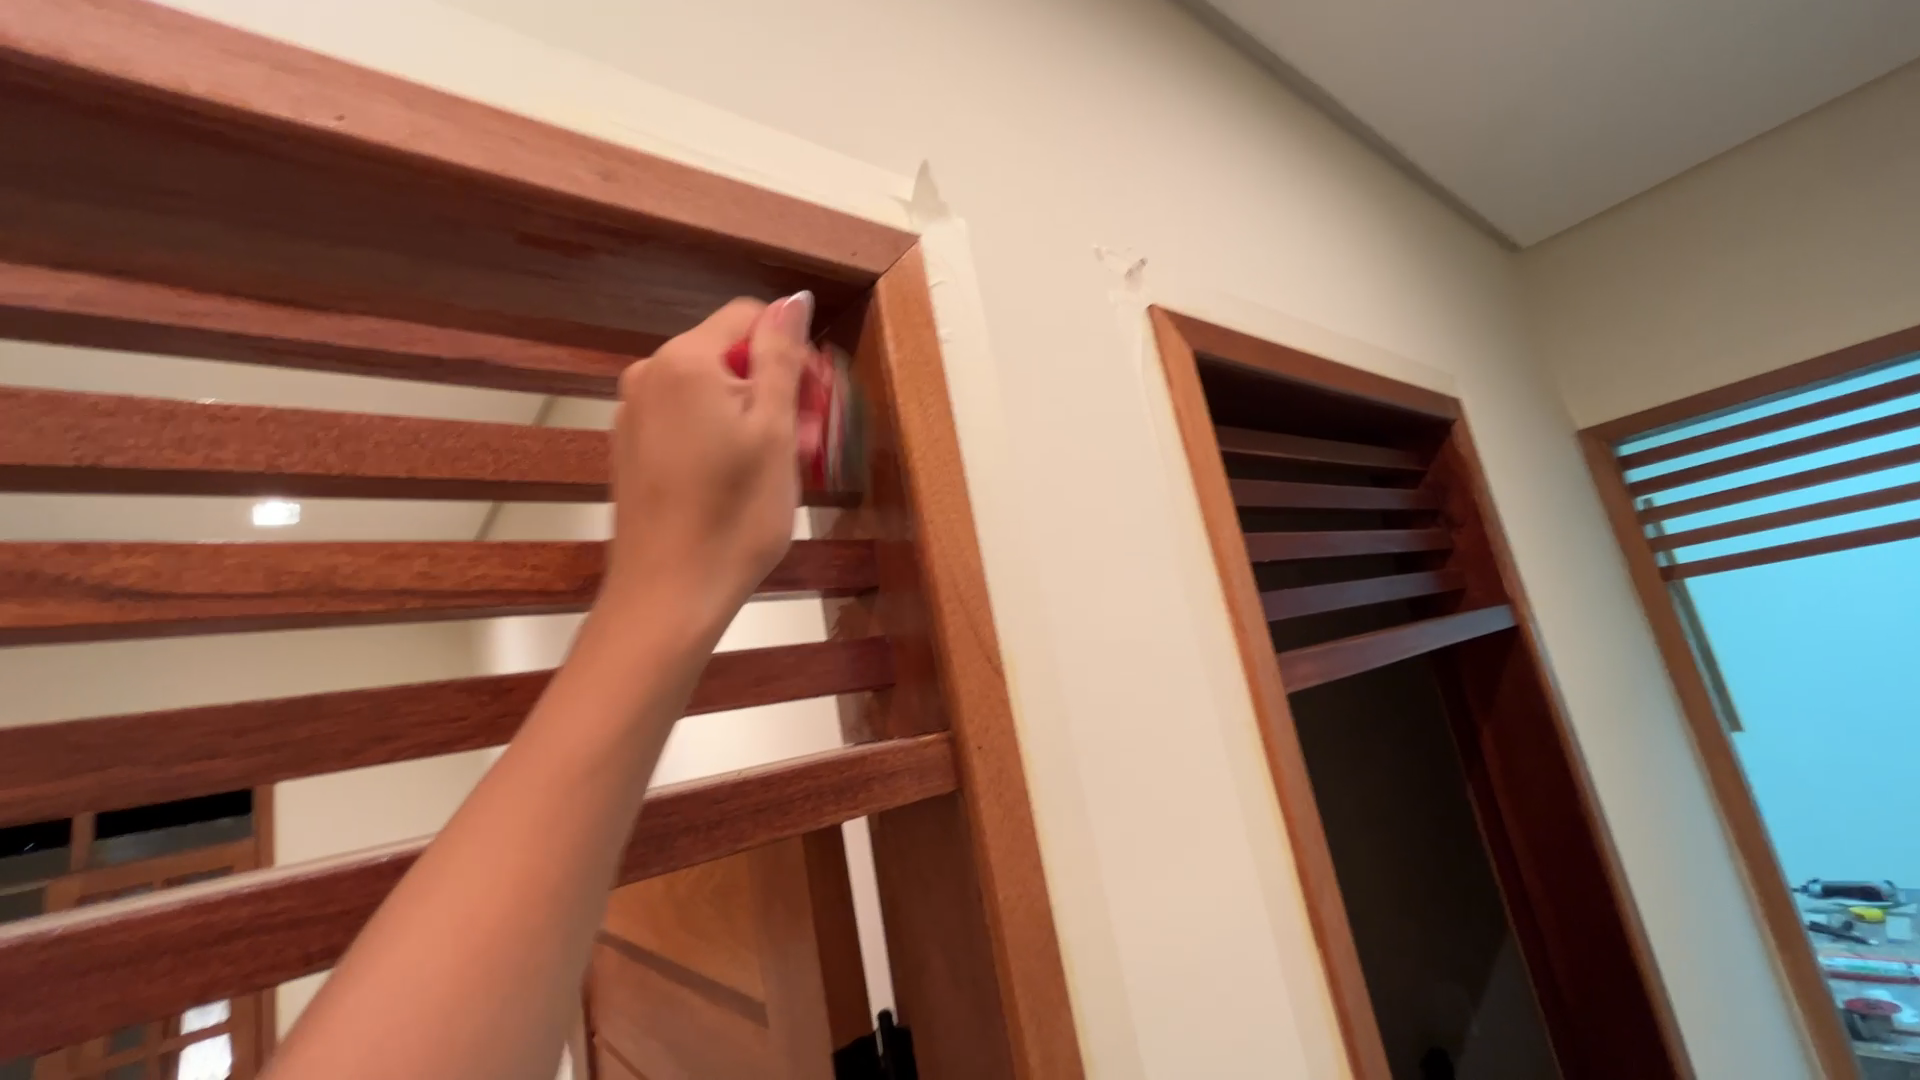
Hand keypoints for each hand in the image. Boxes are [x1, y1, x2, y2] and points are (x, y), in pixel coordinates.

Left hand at [600, 292, 817, 633]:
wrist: (670, 593)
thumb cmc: (735, 515)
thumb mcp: (775, 431)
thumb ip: (782, 357)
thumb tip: (794, 299)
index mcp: (685, 361)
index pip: (752, 317)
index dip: (794, 354)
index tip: (817, 405)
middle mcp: (649, 375)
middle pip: (731, 355)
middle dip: (777, 389)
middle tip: (809, 445)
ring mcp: (634, 413)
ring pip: (712, 390)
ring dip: (755, 416)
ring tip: (781, 468)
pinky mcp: (632, 448)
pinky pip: (688, 420)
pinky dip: (722, 435)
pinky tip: (740, 479)